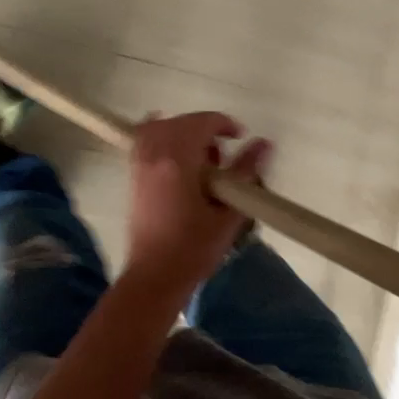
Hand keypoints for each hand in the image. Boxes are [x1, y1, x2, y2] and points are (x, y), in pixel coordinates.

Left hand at [125, 112, 270, 288]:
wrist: (154, 277)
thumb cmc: (194, 249)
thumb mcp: (228, 213)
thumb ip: (245, 173)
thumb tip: (265, 143)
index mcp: (178, 160)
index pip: (203, 122)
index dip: (225, 124)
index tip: (240, 139)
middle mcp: (155, 154)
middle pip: (182, 121)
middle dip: (206, 129)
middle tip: (223, 156)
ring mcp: (140, 163)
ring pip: (161, 126)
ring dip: (183, 131)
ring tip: (200, 157)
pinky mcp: (133, 175)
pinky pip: (144, 138)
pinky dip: (160, 136)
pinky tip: (175, 154)